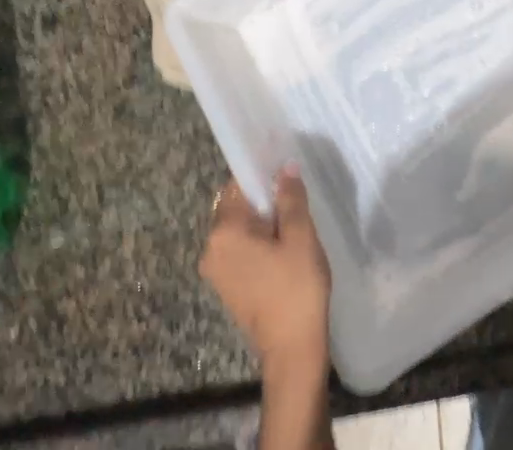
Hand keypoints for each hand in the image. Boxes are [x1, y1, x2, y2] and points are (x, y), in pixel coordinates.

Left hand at [199, 168, 330, 373]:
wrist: (291, 344)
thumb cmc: (297, 285)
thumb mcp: (301, 236)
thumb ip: (291, 198)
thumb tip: (285, 167)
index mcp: (225, 232)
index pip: (237, 186)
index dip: (262, 176)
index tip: (286, 176)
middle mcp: (211, 248)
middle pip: (235, 208)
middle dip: (263, 201)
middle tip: (296, 205)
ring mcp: (215, 270)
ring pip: (237, 230)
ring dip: (261, 223)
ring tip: (294, 229)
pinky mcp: (225, 286)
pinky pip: (238, 250)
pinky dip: (257, 243)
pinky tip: (283, 252)